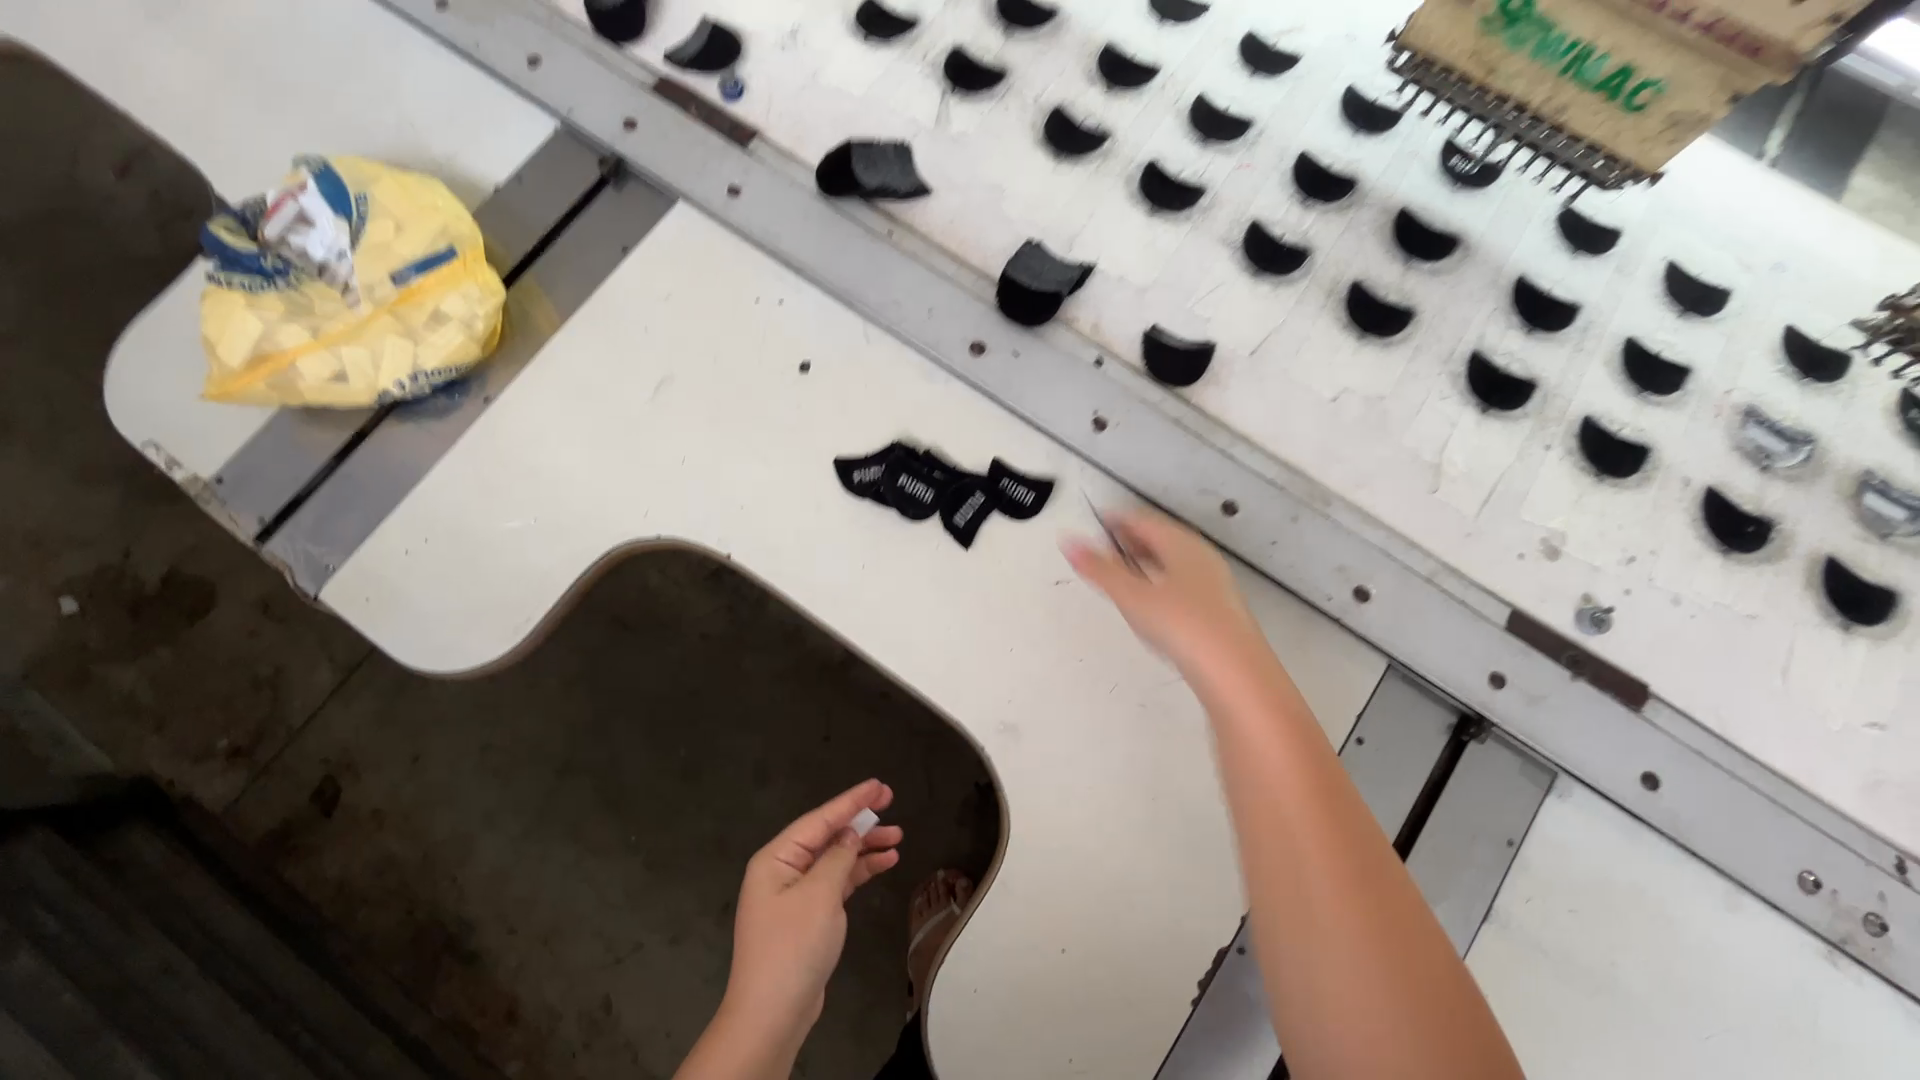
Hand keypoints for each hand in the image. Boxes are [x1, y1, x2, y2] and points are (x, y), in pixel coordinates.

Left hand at [721, 779, 903, 1042]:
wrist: (773, 1012)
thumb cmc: (792, 947)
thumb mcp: (819, 895)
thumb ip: (838, 858)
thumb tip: (850, 833)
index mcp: (776, 859)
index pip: (819, 819)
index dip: (851, 801)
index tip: (879, 785)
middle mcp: (782, 871)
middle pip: (826, 836)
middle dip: (859, 820)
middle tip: (891, 802)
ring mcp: (794, 895)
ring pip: (834, 859)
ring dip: (864, 847)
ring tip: (897, 837)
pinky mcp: (807, 916)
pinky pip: (836, 882)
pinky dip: (858, 872)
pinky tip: (883, 864)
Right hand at [1062, 507, 1265, 675]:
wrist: (1234, 671)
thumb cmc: (1183, 625)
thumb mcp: (1132, 596)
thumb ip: (1099, 569)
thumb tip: (1070, 542)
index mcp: (1181, 544)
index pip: (1143, 520)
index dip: (1117, 518)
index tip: (1098, 521)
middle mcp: (1201, 557)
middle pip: (1161, 538)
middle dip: (1133, 539)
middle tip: (1108, 544)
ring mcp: (1214, 583)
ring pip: (1174, 562)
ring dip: (1148, 562)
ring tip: (1125, 573)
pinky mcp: (1219, 609)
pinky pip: (1184, 583)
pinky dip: (1162, 582)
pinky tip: (1154, 603)